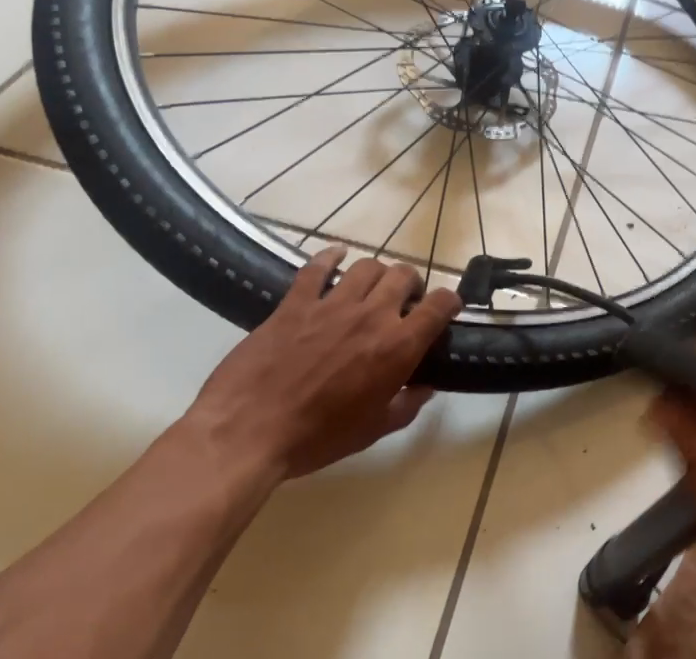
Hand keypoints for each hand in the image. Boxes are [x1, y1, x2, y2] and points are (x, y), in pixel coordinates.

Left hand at [180, 246, 461, 479]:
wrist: (246, 434)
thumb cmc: (316, 438)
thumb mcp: (373, 430)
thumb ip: (407, 405)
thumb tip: (425, 387)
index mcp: (397, 347)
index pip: (439, 305)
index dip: (449, 301)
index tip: (447, 308)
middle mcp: (371, 316)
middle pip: (403, 275)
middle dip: (411, 284)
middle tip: (404, 301)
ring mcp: (331, 305)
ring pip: (367, 266)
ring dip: (377, 273)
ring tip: (371, 286)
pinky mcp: (294, 304)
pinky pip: (316, 268)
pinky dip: (330, 257)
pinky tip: (335, 257)